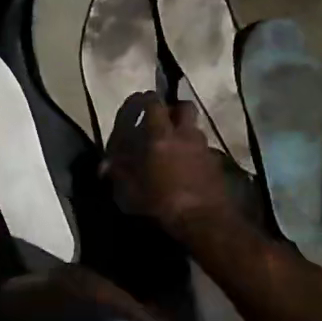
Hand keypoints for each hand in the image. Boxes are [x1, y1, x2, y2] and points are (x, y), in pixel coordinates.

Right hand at [102, 92, 233, 236]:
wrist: (204, 221)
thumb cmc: (162, 203)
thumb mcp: (131, 192)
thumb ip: (118, 174)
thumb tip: (104, 166)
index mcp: (160, 136)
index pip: (154, 104)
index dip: (146, 99)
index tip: (140, 100)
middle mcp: (185, 135)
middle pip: (185, 107)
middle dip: (174, 109)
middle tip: (163, 120)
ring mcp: (204, 148)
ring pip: (196, 128)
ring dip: (186, 132)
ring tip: (176, 147)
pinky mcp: (217, 164)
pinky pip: (205, 150)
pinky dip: (197, 154)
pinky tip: (190, 168)